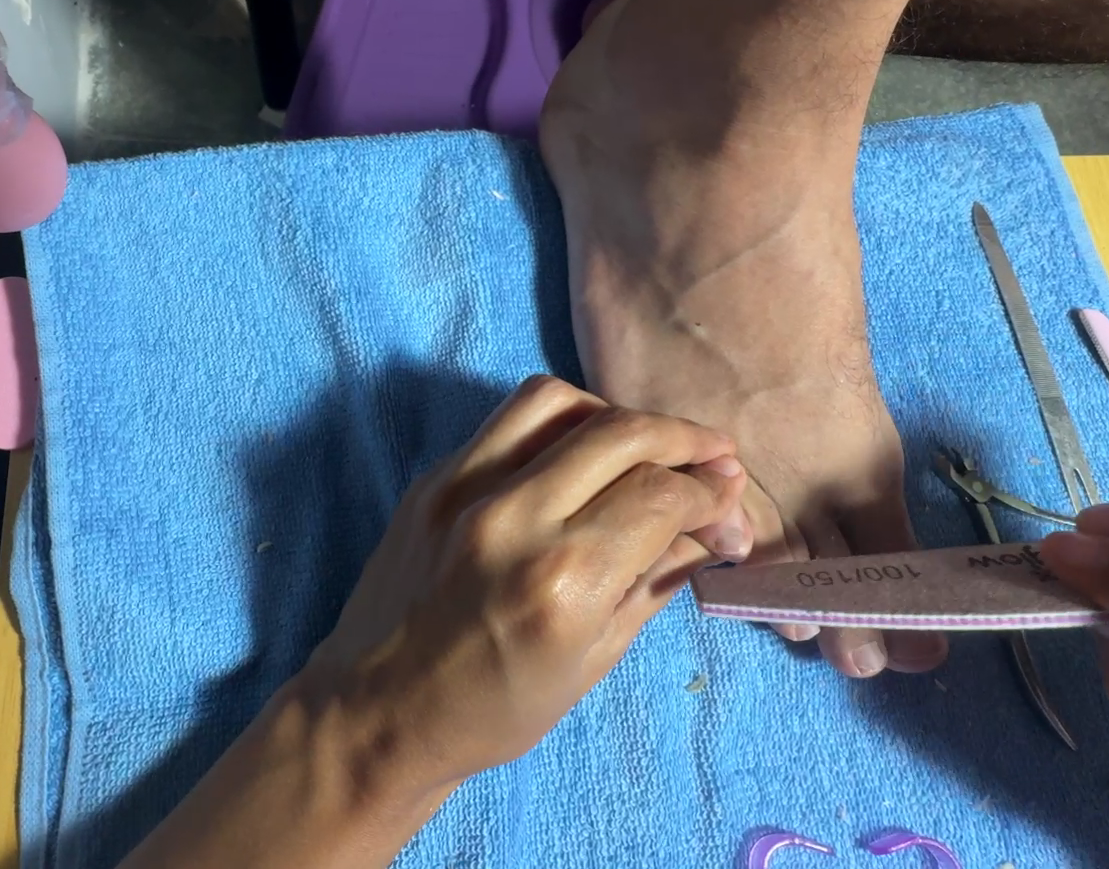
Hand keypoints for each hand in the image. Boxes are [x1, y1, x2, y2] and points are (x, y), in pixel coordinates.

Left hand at [302, 374, 751, 788]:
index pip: (659, 497)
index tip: (727, 501)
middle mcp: (512, 518)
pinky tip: (577, 453)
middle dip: (683, 437)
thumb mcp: (594, 659)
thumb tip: (711, 523)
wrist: (380, 705)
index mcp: (562, 583)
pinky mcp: (434, 475)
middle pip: (619, 433)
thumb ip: (656, 576)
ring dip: (615, 414)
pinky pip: (508, 419)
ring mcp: (463, 486)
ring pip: (556, 400)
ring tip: (642, 445)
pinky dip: (558, 423)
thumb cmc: (495, 708)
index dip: (709, 493)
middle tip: (712, 457)